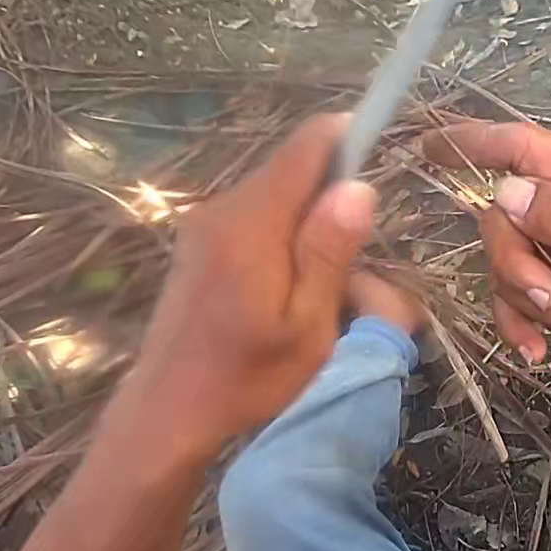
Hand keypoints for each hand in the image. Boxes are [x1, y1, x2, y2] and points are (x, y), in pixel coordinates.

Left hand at [121, 114, 374, 455]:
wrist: (170, 410)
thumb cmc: (248, 378)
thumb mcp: (307, 325)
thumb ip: (328, 252)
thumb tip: (358, 186)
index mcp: (252, 222)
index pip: (306, 146)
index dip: (349, 140)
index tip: (381, 165)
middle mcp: (222, 209)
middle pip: (289, 169)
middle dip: (330, 194)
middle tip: (355, 257)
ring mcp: (204, 226)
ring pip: (272, 196)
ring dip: (308, 219)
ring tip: (322, 281)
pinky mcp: (198, 246)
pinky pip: (253, 218)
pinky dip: (283, 234)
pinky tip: (286, 285)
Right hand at [421, 120, 550, 361]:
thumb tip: (505, 191)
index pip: (519, 147)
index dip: (472, 142)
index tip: (429, 145)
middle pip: (500, 222)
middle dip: (519, 268)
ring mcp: (550, 250)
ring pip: (502, 269)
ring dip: (533, 305)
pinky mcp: (545, 288)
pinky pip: (509, 303)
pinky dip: (521, 327)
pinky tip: (539, 350)